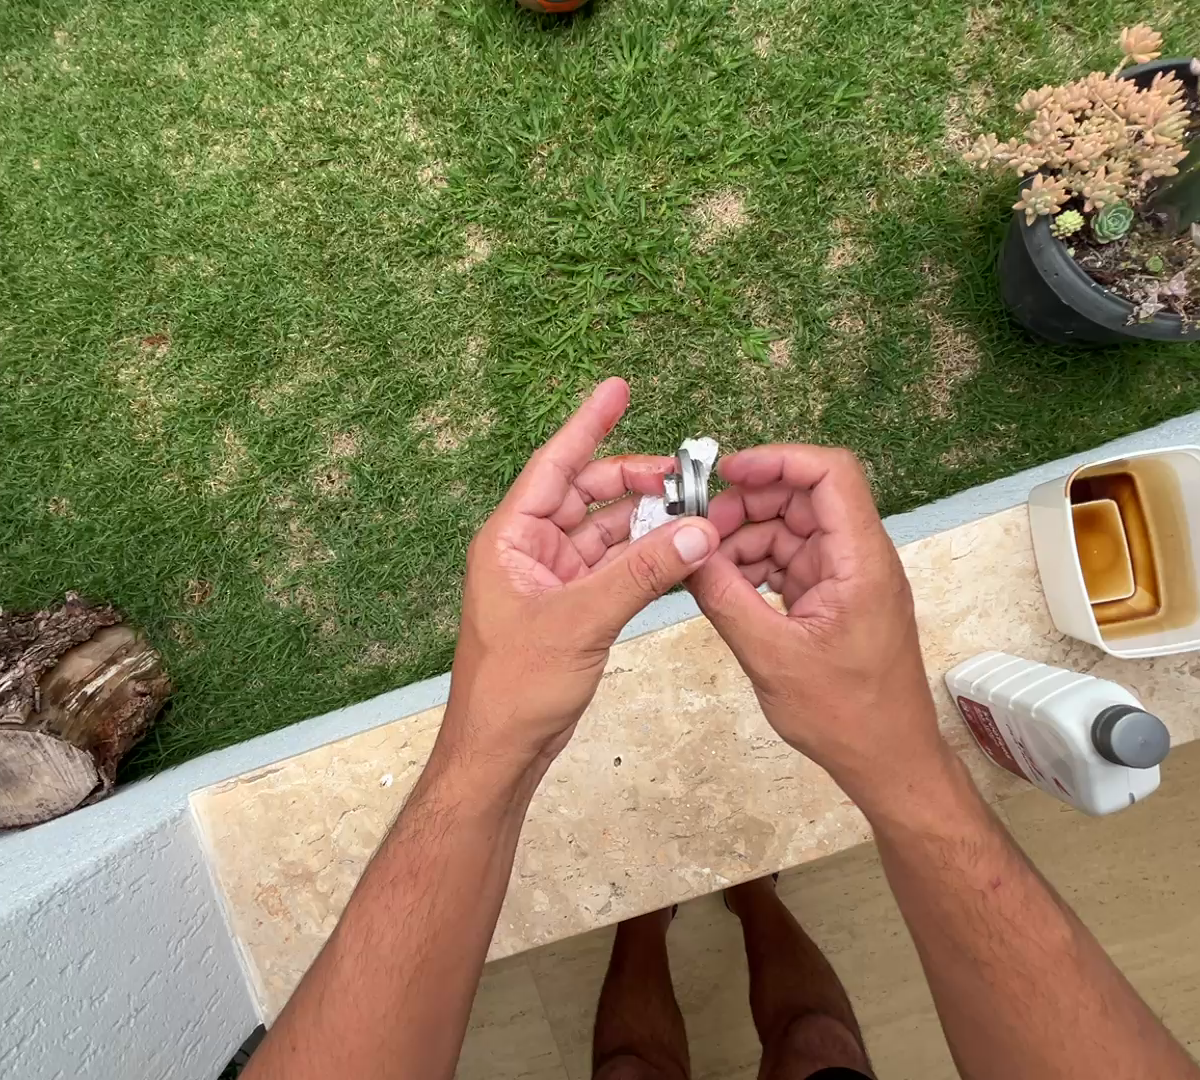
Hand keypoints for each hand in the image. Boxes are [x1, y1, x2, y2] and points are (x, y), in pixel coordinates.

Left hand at [441, 378, 721, 775]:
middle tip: (681, 474)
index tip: (618, 390)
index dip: (587, 425)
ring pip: (604, 532)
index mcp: (511, 538)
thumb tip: (697, 533)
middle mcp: (530, 549)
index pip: (554, 466)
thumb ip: (640, 574)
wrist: (501, 748)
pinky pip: (611, 566)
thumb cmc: (517, 685)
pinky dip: (641, 558)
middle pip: (585, 495)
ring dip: (643, 521)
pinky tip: (674, 550)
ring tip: (689, 510)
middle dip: (631, 480)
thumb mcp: (580, 621)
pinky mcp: (571, 605)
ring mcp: (552, 577)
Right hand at [683, 445, 947, 815]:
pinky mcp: (830, 597)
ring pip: (789, 529)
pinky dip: (753, 566)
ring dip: (744, 539)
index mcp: (860, 561)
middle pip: (802, 498)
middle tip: (700, 531)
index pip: (830, 474)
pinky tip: (725, 586)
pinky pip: (787, 561)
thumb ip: (724, 598)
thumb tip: (685, 553)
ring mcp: (844, 577)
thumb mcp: (771, 656)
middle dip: (747, 505)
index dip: (778, 460)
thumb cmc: (845, 715)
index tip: (726, 474)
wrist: (886, 761)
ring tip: (706, 568)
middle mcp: (857, 558)